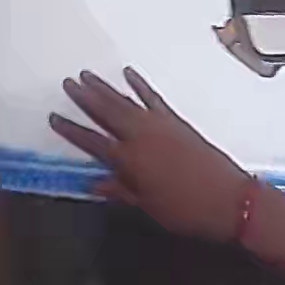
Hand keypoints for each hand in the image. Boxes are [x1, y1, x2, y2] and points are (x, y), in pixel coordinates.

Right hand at [51, 68, 284, 257]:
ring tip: (87, 74)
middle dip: (84, 97)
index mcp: (128, 160)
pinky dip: (140, 85)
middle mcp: (139, 137)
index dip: (71, 129)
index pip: (92, 142)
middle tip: (67, 82)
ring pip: (124, 101)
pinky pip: (152, 98)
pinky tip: (129, 73)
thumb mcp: (148, 207)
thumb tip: (93, 183)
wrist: (230, 200)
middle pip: (105, 113)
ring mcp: (158, 125)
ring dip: (104, 87)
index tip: (53, 117)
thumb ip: (120, 191)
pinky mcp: (175, 120)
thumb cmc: (186, 211)